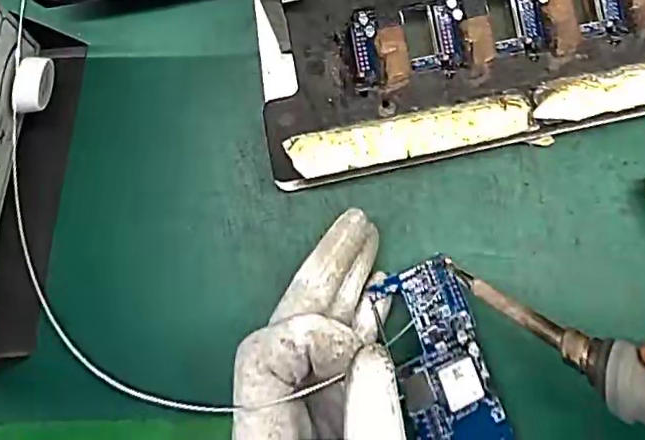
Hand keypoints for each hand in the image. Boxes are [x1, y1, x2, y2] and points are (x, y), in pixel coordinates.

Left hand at [232, 209, 403, 439]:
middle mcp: (281, 413)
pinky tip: (378, 295)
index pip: (269, 345)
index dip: (312, 327)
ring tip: (368, 243)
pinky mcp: (332, 421)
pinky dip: (364, 321)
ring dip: (351, 283)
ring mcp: (307, 415)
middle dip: (328, 266)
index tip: (355, 345)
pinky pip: (343, 358)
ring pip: (320, 334)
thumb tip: (375, 347)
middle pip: (293, 321)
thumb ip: (367, 411)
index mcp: (266, 429)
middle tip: (354, 226)